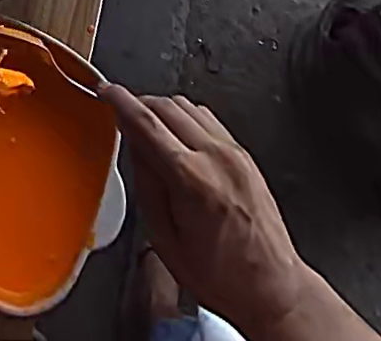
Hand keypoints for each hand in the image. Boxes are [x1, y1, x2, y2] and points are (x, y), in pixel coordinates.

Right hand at [101, 85, 379, 340]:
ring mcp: (233, 152)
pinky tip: (178, 138)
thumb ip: (146, 185)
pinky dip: (185, 118)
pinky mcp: (243, 153)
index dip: (121, 101)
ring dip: (162, 109)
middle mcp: (215, 157)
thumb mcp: (165, 239)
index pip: (147, 122)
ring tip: (151, 131)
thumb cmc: (221, 276)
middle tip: (123, 116)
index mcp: (191, 180)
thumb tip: (134, 145)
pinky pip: (207, 117)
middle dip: (139, 104)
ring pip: (187, 105)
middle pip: (166, 105)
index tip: (107, 91)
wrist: (273, 289)